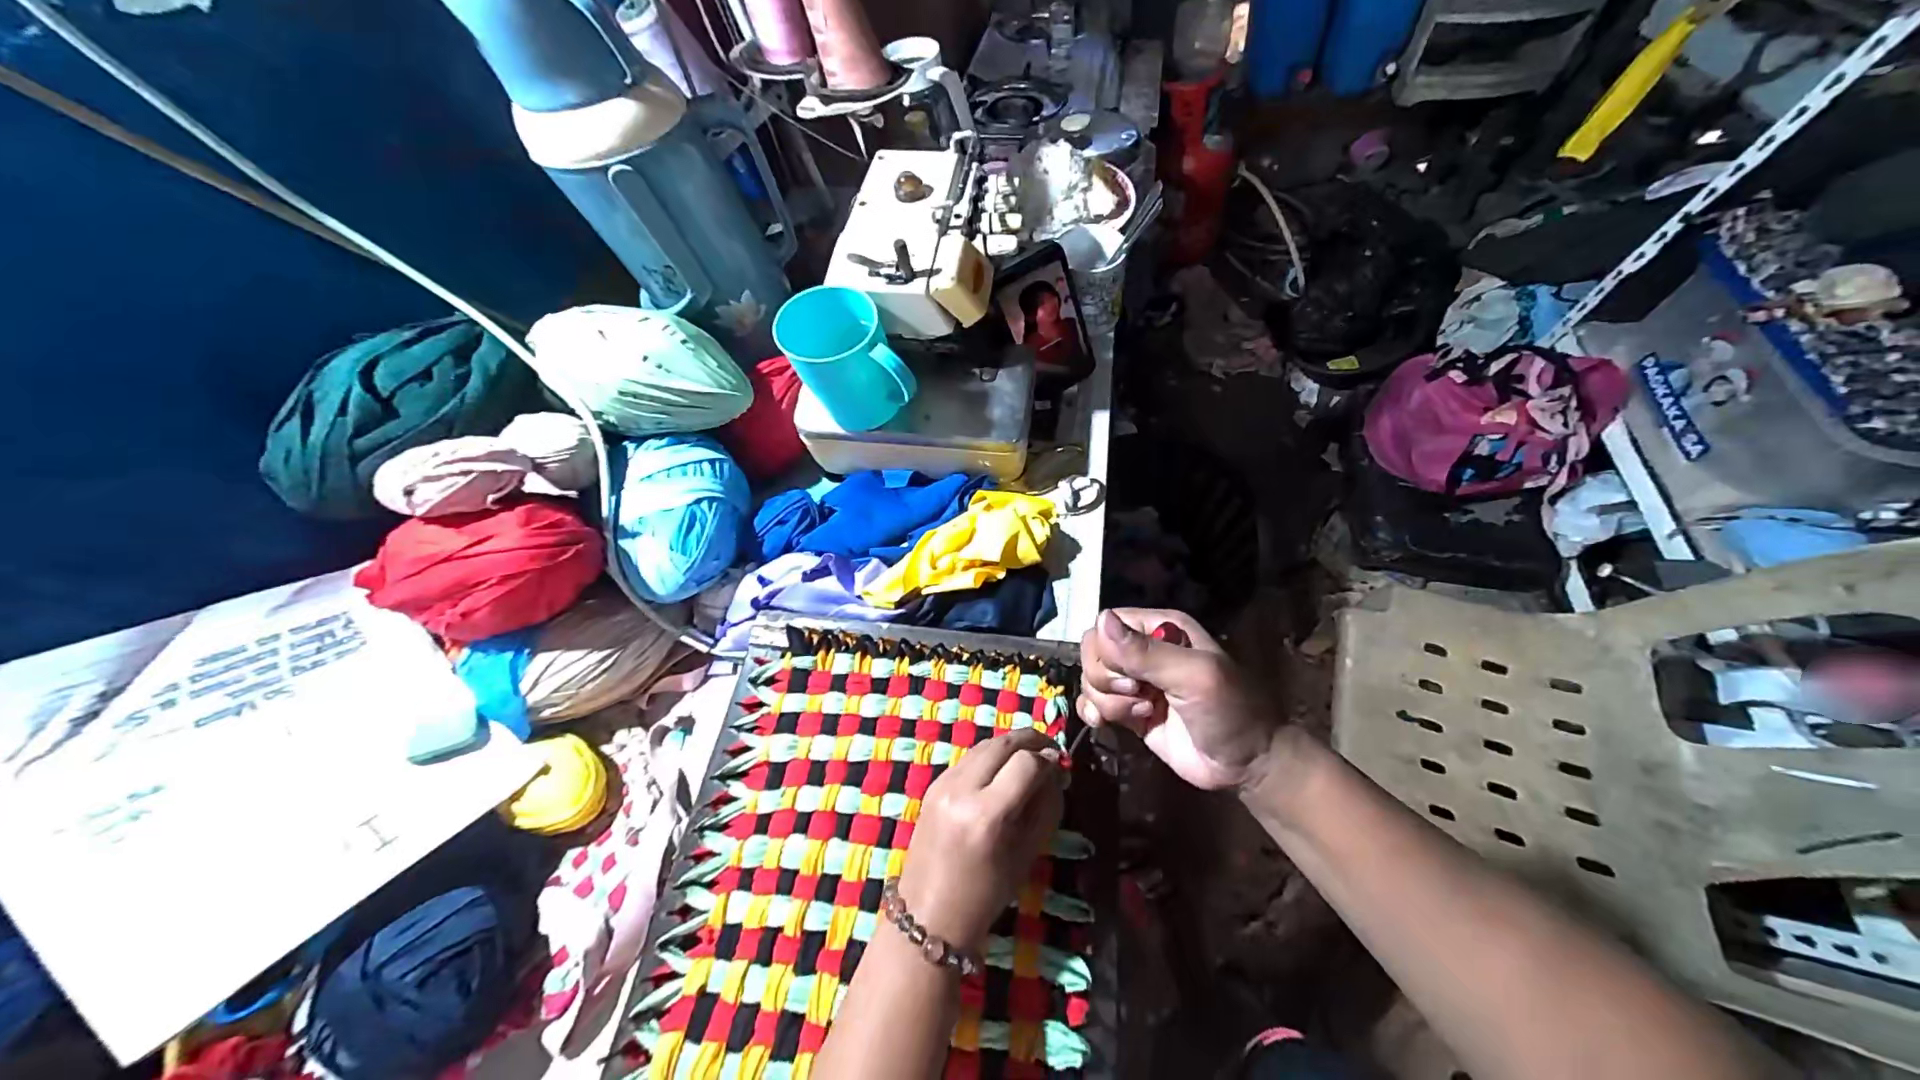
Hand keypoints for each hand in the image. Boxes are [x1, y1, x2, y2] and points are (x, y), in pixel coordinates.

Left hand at [896, 728, 1064, 950]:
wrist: (929, 914)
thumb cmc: (986, 894)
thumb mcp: (1027, 853)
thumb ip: (1046, 807)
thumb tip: (1055, 771)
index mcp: (986, 814)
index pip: (1026, 763)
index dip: (1049, 760)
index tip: (1061, 768)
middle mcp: (960, 790)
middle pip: (1003, 743)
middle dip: (1032, 741)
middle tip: (1051, 751)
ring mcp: (942, 784)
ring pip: (984, 745)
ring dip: (1010, 746)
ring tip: (1030, 759)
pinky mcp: (932, 785)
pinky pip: (968, 758)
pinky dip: (990, 757)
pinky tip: (1002, 772)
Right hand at [1079, 608, 1279, 791]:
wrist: (1246, 765)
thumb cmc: (1230, 711)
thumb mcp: (1195, 676)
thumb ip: (1147, 652)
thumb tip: (1101, 620)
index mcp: (1161, 627)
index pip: (1107, 624)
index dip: (1107, 651)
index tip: (1132, 677)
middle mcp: (1144, 649)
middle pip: (1093, 652)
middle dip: (1107, 680)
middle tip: (1140, 696)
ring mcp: (1134, 682)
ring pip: (1091, 680)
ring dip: (1108, 701)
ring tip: (1144, 713)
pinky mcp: (1128, 711)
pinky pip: (1091, 702)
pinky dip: (1093, 712)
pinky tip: (1107, 724)